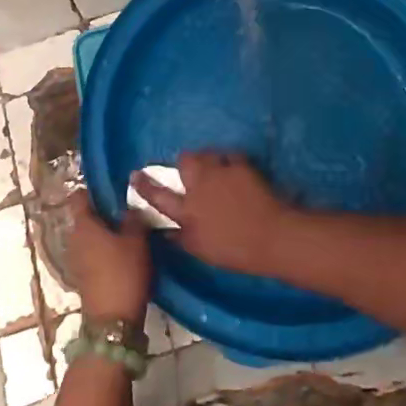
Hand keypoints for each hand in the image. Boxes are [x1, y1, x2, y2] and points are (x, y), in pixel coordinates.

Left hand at [61, 190, 150, 323]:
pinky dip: (105, 249)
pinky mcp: (83, 276)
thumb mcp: (137, 240)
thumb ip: (133, 219)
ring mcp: (76, 260)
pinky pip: (93, 253)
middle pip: (86, 218)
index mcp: (83, 225)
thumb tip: (129, 208)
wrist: (113, 320)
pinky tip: (124, 252)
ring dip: (106, 233)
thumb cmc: (124, 272)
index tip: (112, 186)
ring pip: (90, 237)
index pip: (80, 198)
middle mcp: (73, 239)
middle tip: (129, 209)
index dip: (93, 189)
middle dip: (104, 212)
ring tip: (130, 230)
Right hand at [131, 151, 296, 274]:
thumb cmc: (235, 250)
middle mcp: (199, 186)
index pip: (158, 196)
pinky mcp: (241, 166)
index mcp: (186, 211)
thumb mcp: (201, 250)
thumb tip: (166, 232)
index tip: (135, 174)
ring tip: (214, 169)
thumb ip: (181, 238)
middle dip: (185, 162)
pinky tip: (234, 169)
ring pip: (206, 154)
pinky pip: (230, 155)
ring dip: (207, 159)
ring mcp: (221, 173)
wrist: (270, 236)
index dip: (145, 185)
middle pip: (185, 162)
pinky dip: (229, 161)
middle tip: (192, 171)